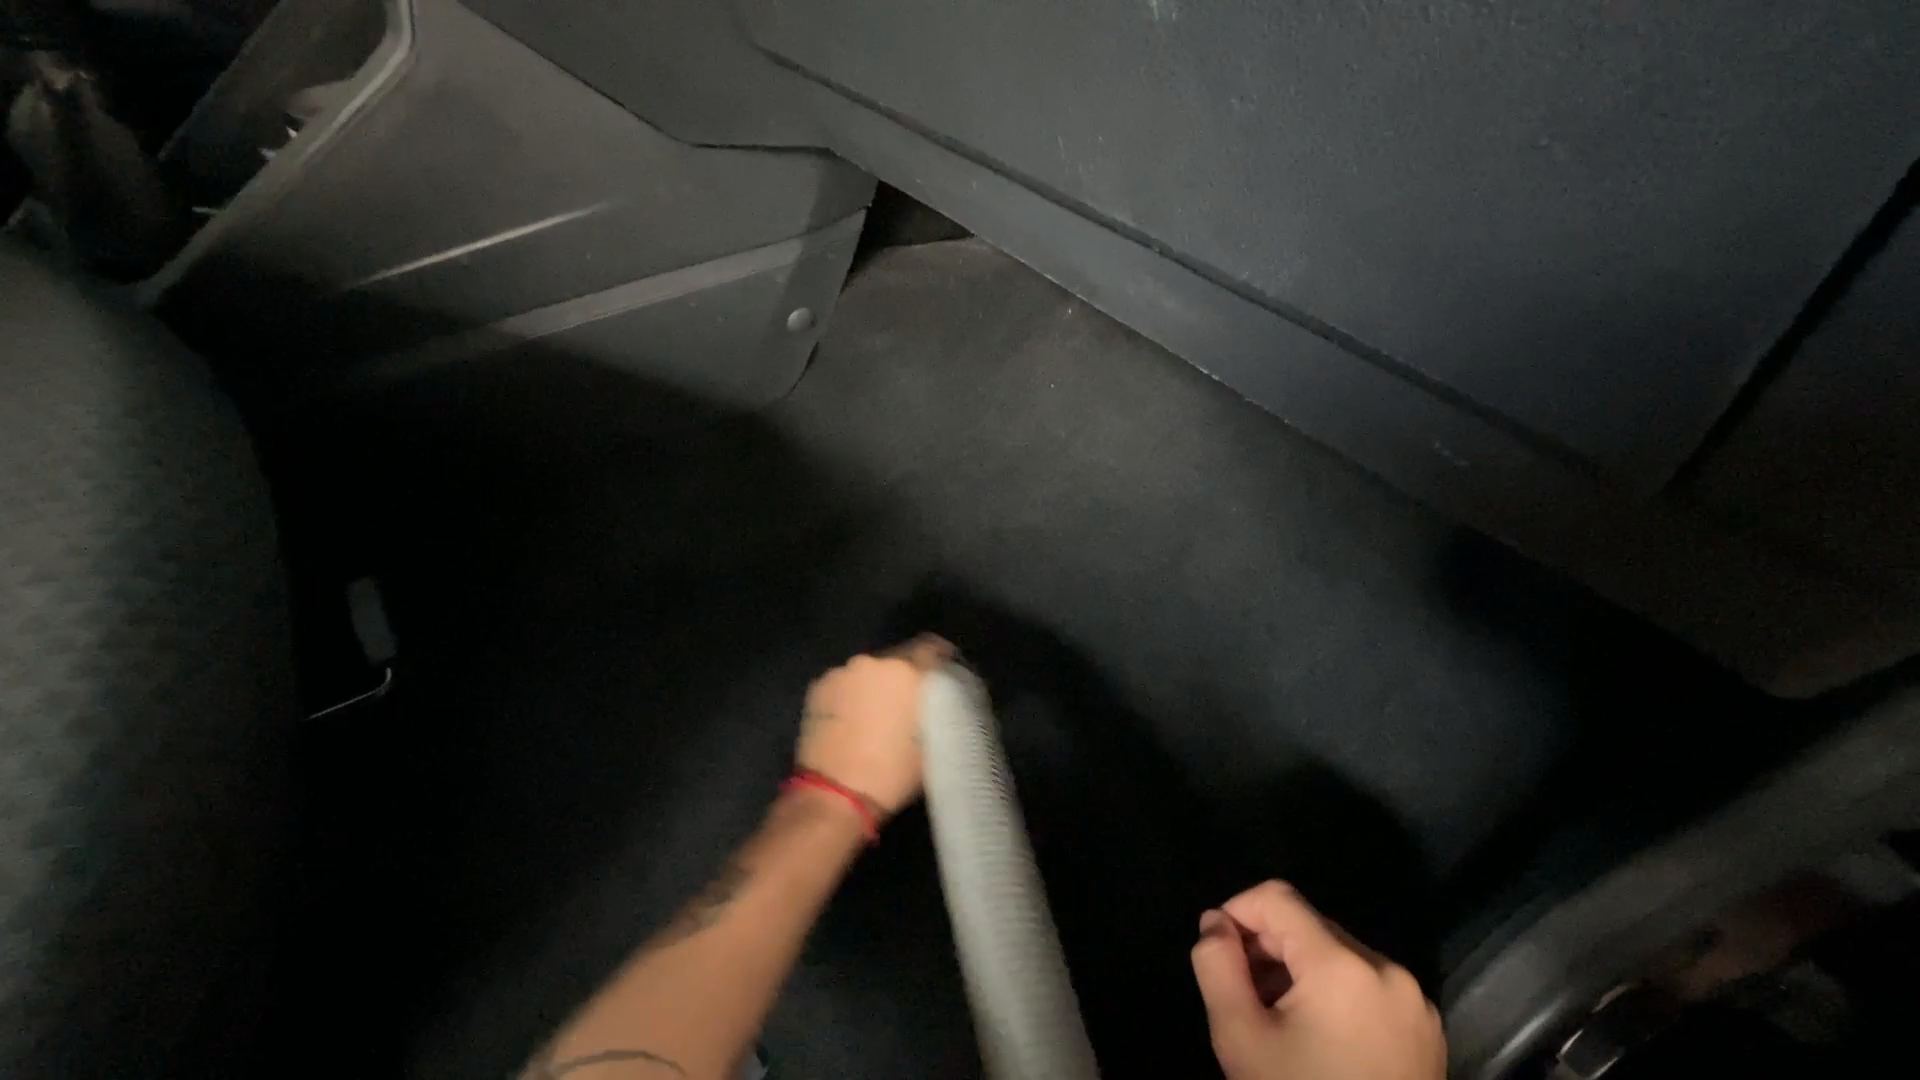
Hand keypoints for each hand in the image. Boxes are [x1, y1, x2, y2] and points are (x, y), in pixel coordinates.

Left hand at [797, 635, 953, 814]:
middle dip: (904, 677)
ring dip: (876, 686)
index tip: (943, 672)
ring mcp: (842, 673)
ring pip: (869, 672)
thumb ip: (940, 710)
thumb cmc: (893, 773)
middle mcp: (874, 662)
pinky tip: (852, 721)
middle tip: (907, 703)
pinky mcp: (818, 686)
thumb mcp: (933, 743)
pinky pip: (845, 683)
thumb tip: (942, 699)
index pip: (932, 648)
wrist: (834, 795)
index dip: (941, 658)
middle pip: (897, 659)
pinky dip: (851, 696)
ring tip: (876, 715)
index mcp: (907, 672)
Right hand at [1191, 881, 1445, 1079]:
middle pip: (1308, 926)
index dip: (1236, 911)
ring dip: (1297, 971)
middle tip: (1243, 995)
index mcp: (1343, 964)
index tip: (1217, 951)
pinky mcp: (1426, 1030)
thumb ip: (1215, 964)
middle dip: (1266, 948)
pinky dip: (1332, 994)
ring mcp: (1414, 1001)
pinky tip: (1315, 1038)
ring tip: (1277, 1022)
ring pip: (1337, 955)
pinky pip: (1366, 985)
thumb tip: (1215, 923)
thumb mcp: (1239, 1036)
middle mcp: (1387, 969)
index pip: (1277, 897)